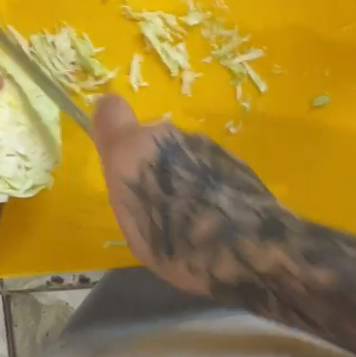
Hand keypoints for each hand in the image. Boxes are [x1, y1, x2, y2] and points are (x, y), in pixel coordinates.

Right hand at [91, 93, 284, 297]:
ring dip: (182, 173)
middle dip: (152, 162)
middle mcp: (164, 136)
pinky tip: (216, 212)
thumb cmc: (176, 244)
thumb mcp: (135, 228)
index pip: (110, 111)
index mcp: (130, 152)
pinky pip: (206, 163)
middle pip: (150, 139)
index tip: (117, 153)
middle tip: (159, 201)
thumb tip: (127, 169)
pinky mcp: (232, 154)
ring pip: (181, 150)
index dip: (113, 127)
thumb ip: (128, 189)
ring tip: (191, 213)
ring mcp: (201, 142)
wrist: (245, 245)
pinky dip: (207, 180)